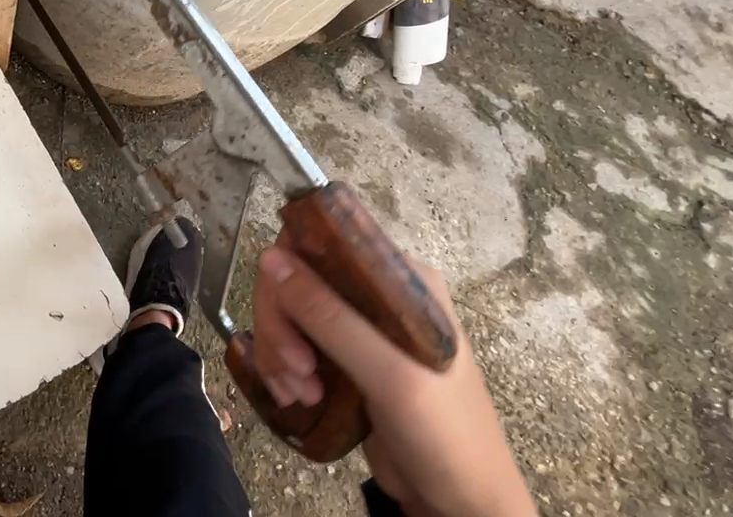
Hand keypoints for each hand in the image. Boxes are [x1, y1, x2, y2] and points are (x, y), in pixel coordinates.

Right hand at [250, 244, 534, 516]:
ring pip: (286, 310)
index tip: (284, 313)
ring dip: (279, 349)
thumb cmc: (444, 435)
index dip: (290, 268)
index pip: (322, 242)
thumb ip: (329, 316)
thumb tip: (269, 256)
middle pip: (294, 277)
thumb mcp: (389, 374)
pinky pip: (291, 340)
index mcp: (400, 279)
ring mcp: (358, 325)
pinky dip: (282, 365)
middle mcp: (375, 292)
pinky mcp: (343, 356)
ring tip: (298, 390)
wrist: (463, 506)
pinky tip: (295, 394)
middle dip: (282, 321)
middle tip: (294, 366)